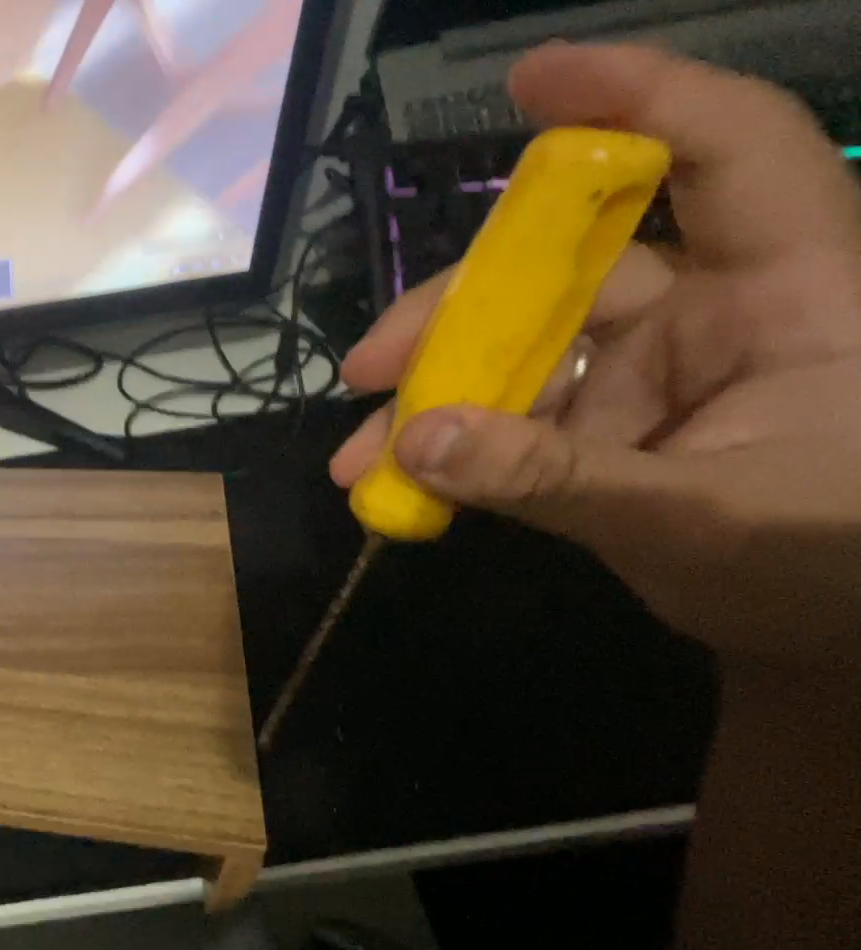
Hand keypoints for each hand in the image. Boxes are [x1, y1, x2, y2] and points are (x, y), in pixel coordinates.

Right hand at [330, 43, 860, 669]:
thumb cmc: (826, 567)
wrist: (833, 647)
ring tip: (356, 458)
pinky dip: (440, 448)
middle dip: (453, 312)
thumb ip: (555, 477)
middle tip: (368, 370)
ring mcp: (640, 374)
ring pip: (511, 349)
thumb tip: (414, 440)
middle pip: (561, 267)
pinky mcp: (592, 426)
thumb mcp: (695, 520)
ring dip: (425, 399)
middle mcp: (706, 314)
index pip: (728, 153)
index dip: (636, 100)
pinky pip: (499, 417)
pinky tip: (388, 483)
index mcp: (790, 293)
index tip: (529, 84)